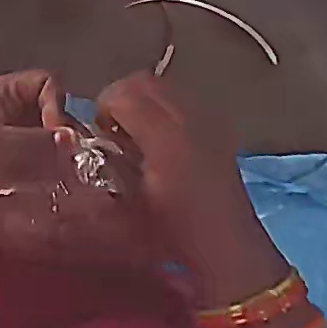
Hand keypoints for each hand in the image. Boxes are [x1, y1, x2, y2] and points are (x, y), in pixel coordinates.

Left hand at [0, 71, 73, 245]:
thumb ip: (41, 144)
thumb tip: (79, 147)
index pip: (47, 84)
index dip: (58, 106)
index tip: (59, 140)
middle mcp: (3, 115)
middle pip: (49, 118)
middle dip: (65, 142)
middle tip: (74, 173)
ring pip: (43, 149)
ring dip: (57, 167)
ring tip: (67, 191)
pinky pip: (30, 174)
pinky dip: (42, 184)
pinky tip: (49, 203)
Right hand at [95, 72, 281, 296]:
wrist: (227, 245)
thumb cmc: (174, 228)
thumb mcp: (132, 196)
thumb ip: (111, 159)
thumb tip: (99, 137)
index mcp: (165, 136)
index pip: (123, 95)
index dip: (104, 107)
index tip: (100, 130)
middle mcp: (189, 118)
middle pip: (143, 81)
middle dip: (120, 97)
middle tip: (112, 127)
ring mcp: (207, 119)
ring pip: (163, 86)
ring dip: (141, 100)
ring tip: (134, 131)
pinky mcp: (217, 127)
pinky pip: (180, 99)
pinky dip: (162, 106)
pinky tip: (158, 137)